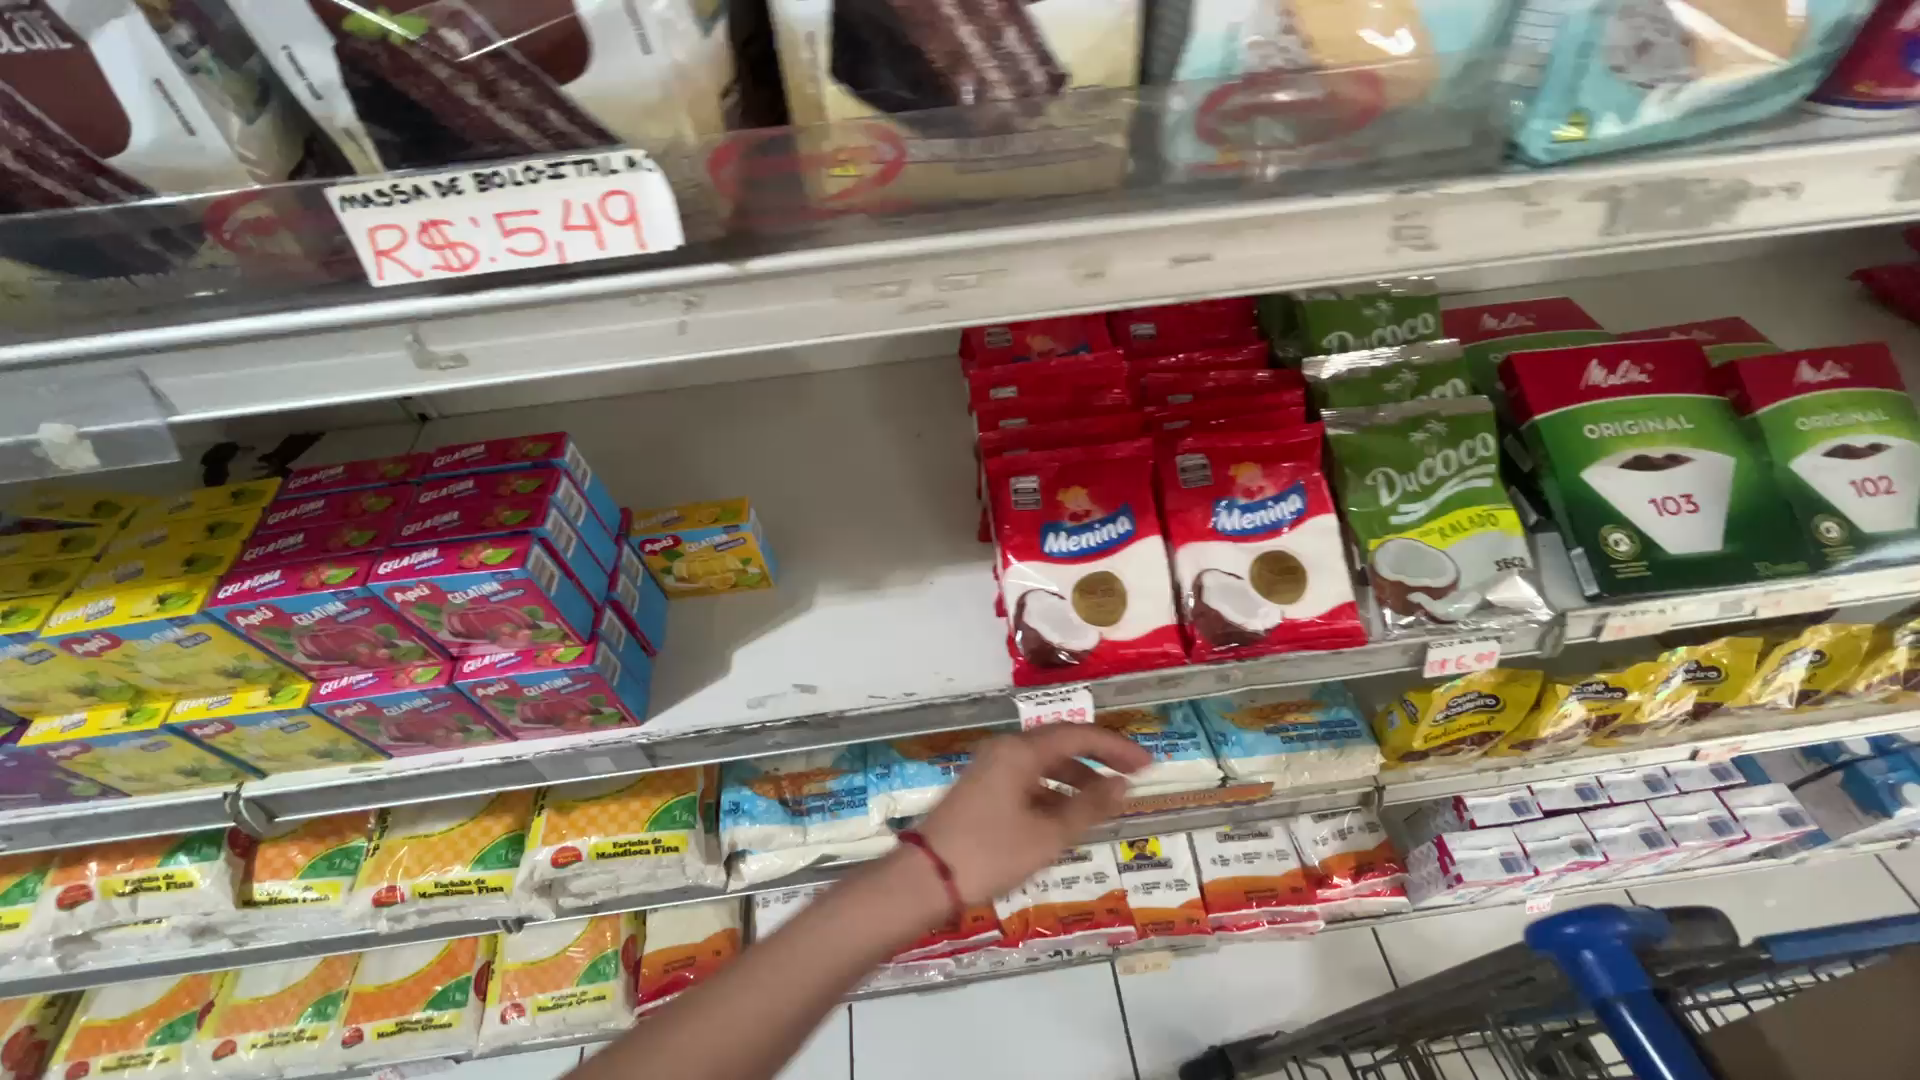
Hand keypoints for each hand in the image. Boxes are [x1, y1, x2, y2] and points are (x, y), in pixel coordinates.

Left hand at [913, 723, 1151, 905]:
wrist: (924, 878)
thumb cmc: (989, 853)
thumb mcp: (1047, 835)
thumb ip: (1088, 807)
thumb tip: (1122, 783)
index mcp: (1020, 751)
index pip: (1078, 735)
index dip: (1116, 747)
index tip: (1148, 764)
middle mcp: (1004, 750)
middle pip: (1060, 744)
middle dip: (1098, 759)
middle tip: (1131, 778)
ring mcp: (988, 768)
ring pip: (1042, 764)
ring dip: (1075, 778)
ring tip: (1104, 803)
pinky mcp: (980, 789)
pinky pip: (1026, 779)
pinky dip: (1051, 792)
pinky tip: (1065, 816)